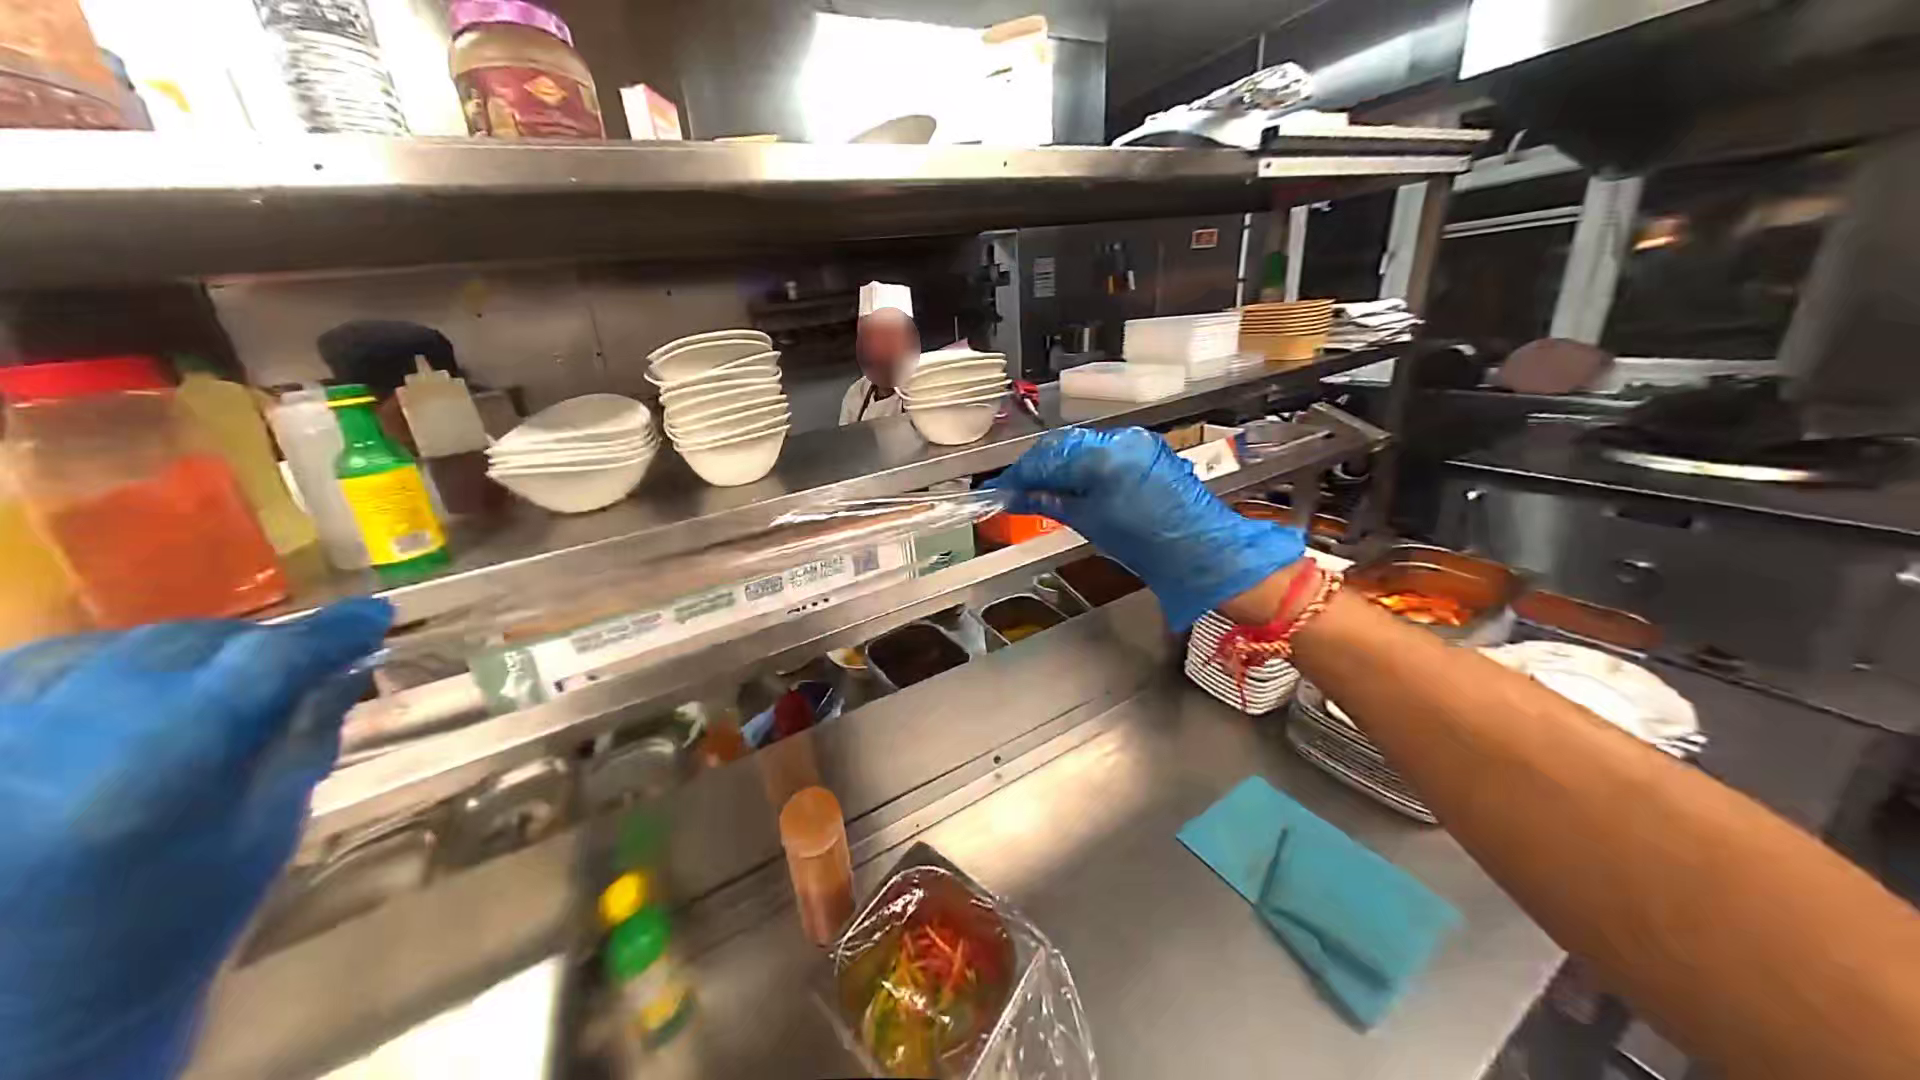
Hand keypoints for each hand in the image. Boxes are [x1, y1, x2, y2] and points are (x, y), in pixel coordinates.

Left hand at [0, 599, 391, 1079]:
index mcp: (168, 761)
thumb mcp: (266, 832)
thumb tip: (348, 670)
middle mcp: (69, 731)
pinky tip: (131, 689)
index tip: (377, 616)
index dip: (333, 629)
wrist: (18, 1014)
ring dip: (185, 651)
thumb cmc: (172, 928)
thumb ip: (304, 739)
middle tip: (307, 657)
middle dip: (260, 644)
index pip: (270, 658)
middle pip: (193, 642)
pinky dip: (102, 665)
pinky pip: (32, 668)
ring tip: (222, 675)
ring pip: (113, 644)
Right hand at [988, 427, 1305, 628]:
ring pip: (1082, 445)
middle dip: (1037, 466)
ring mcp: (1136, 441)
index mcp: (1101, 455)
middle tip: (1018, 489)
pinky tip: (1072, 483)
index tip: (1003, 489)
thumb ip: (1051, 500)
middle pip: (1062, 444)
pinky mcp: (1147, 449)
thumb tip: (1021, 495)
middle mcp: (1119, 438)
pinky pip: (1104, 449)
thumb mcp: (1089, 521)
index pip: (1046, 456)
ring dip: (1059, 464)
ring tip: (1042, 488)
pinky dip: (1083, 464)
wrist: (1199, 550)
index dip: (1020, 474)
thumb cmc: (1147, 543)